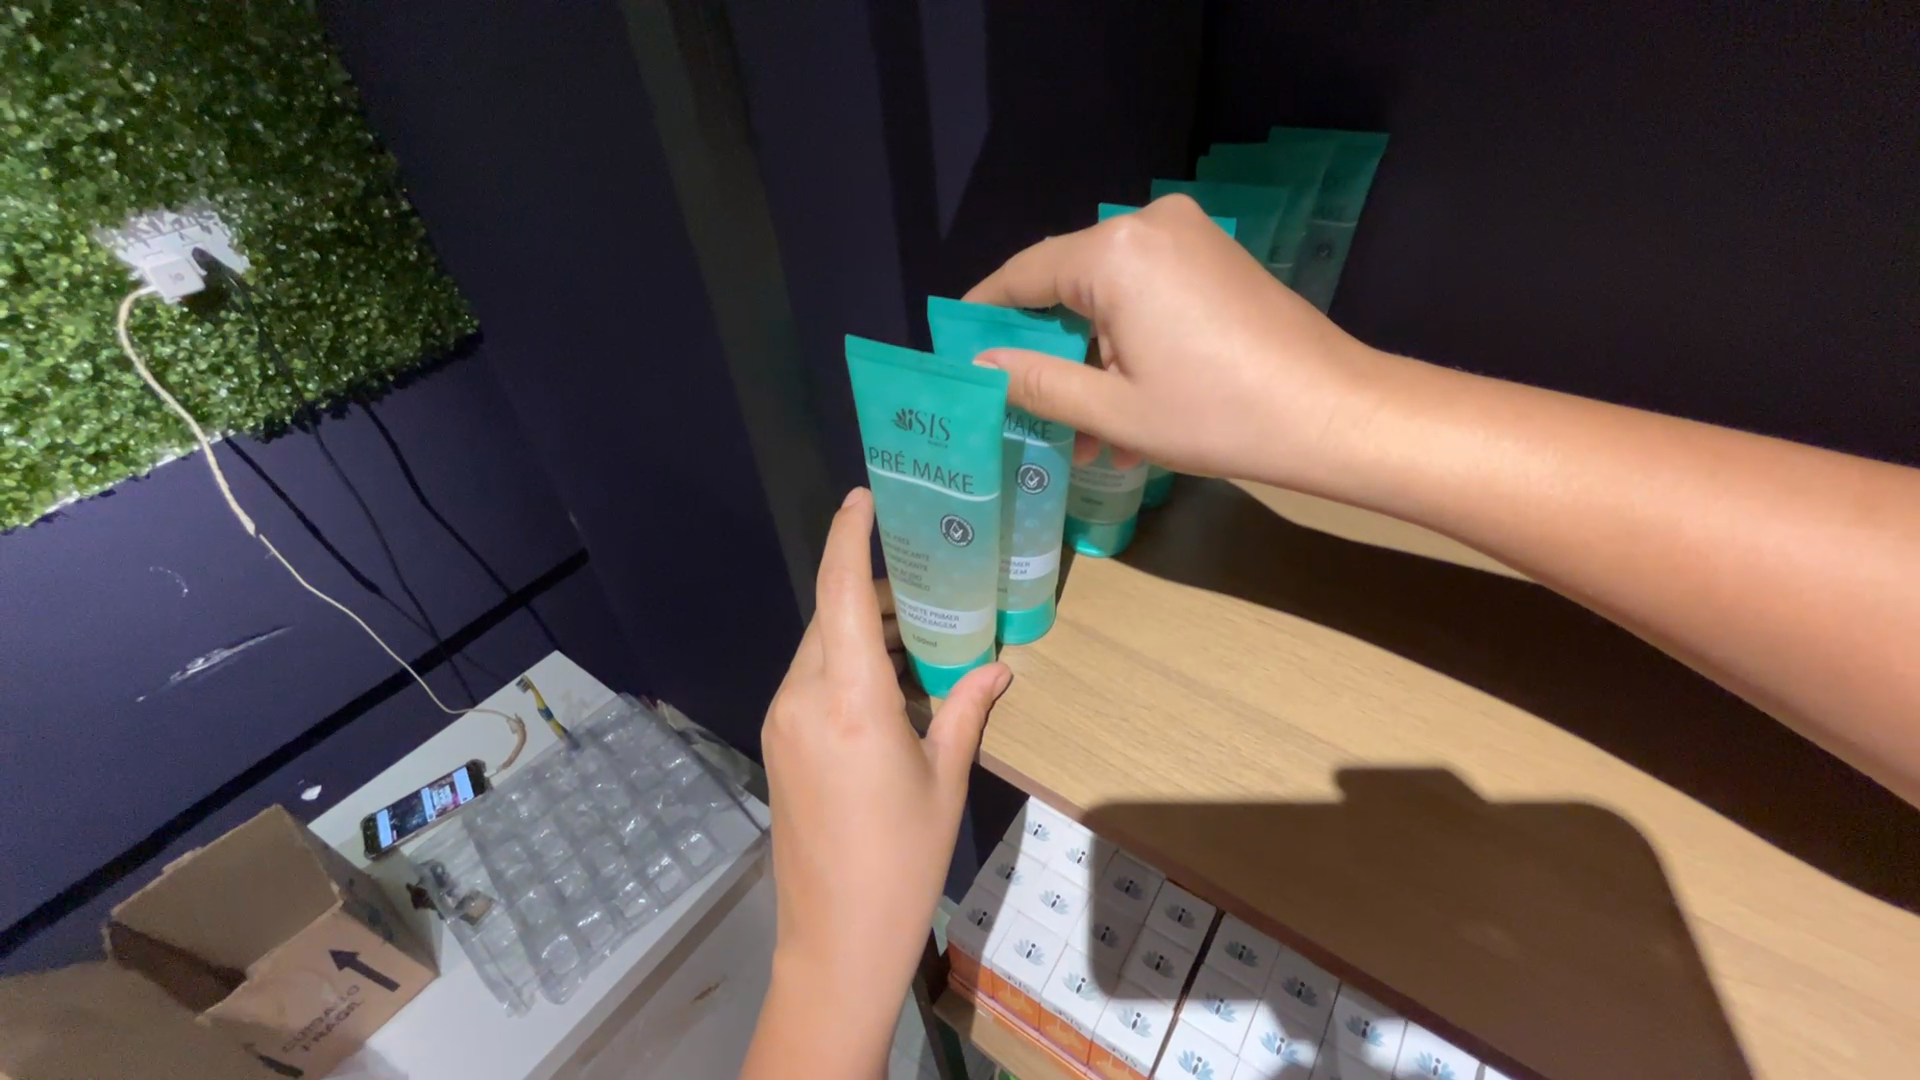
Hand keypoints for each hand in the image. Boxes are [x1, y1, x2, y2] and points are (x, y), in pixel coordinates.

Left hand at [755, 488, 1010, 1058]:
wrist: (834, 939)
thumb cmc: (901, 859)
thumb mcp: (943, 779)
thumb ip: (966, 709)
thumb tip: (1000, 667)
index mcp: (848, 700)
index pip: (837, 595)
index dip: (847, 538)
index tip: (863, 498)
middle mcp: (802, 698)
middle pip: (828, 617)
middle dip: (867, 591)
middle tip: (923, 587)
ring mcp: (781, 721)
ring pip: (818, 648)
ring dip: (857, 631)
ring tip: (915, 637)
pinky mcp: (777, 744)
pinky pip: (811, 681)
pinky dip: (844, 665)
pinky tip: (888, 685)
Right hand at [963, 193, 1387, 491]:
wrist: (1331, 413)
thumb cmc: (1213, 415)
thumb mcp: (1111, 410)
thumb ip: (1035, 382)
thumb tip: (980, 364)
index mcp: (1114, 252)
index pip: (1023, 274)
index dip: (985, 312)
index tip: (959, 347)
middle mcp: (1149, 225)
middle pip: (1068, 286)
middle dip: (1050, 354)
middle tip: (1030, 409)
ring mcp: (1189, 238)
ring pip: (1110, 300)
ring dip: (1094, 365)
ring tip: (1091, 437)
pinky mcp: (1215, 260)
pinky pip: (1148, 298)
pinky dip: (1130, 349)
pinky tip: (1132, 413)